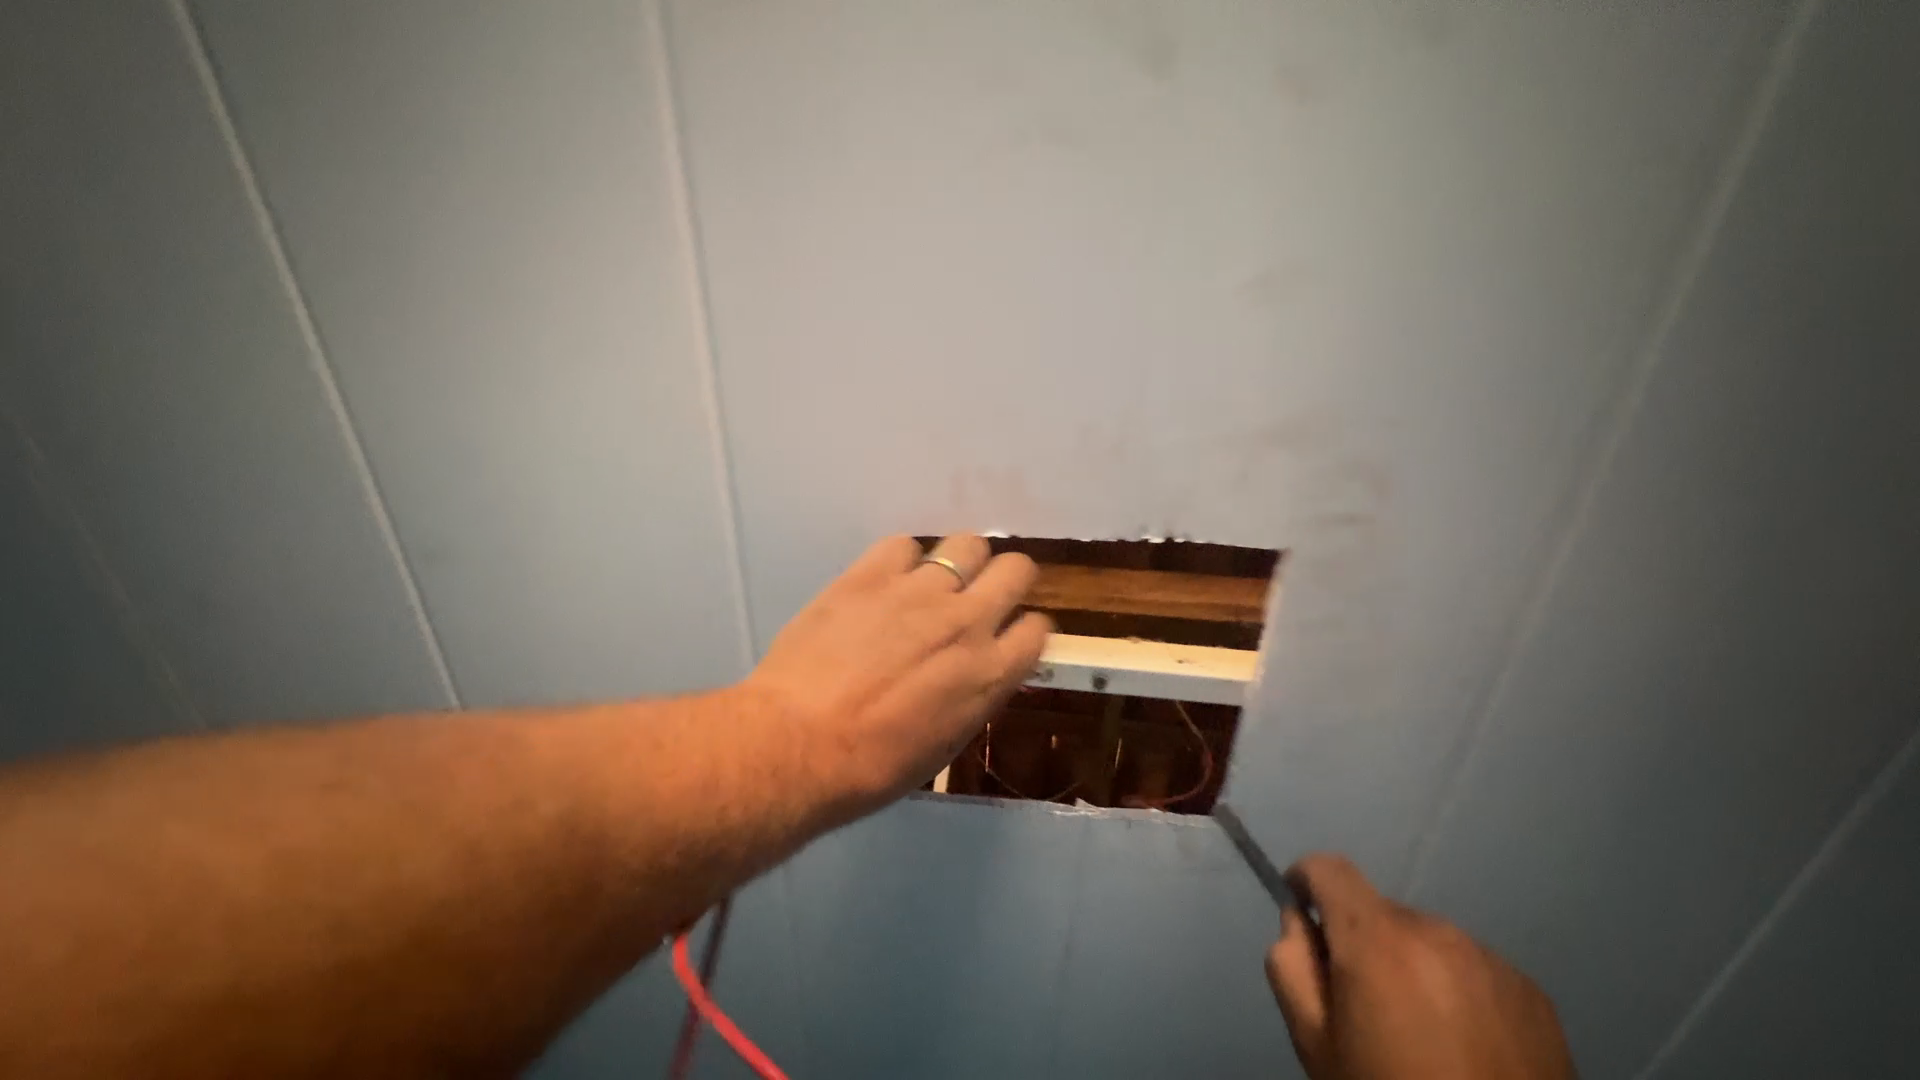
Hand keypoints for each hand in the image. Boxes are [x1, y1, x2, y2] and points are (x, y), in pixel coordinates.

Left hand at [740, 534, 1051, 819]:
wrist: (799, 745)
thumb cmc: (872, 766)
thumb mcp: (944, 743)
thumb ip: (971, 695)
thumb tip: (974, 673)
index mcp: (990, 673)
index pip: (1036, 628)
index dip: (1022, 629)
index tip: (1006, 635)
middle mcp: (967, 622)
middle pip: (1016, 569)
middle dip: (1005, 578)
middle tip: (981, 594)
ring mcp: (919, 591)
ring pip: (966, 545)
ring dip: (958, 563)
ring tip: (933, 582)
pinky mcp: (871, 574)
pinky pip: (904, 545)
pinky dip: (902, 561)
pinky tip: (885, 583)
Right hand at [1267, 855, 1576, 1079]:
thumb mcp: (1315, 1042)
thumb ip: (1290, 967)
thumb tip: (1300, 922)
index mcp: (1377, 940)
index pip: (1330, 868)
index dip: (1305, 879)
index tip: (1301, 908)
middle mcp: (1437, 932)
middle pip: (1379, 912)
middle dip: (1362, 941)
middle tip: (1364, 1003)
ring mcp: (1491, 960)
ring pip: (1428, 940)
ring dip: (1411, 965)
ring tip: (1420, 1029)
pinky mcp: (1532, 992)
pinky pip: (1473, 969)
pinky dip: (1456, 990)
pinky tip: (1463, 1044)